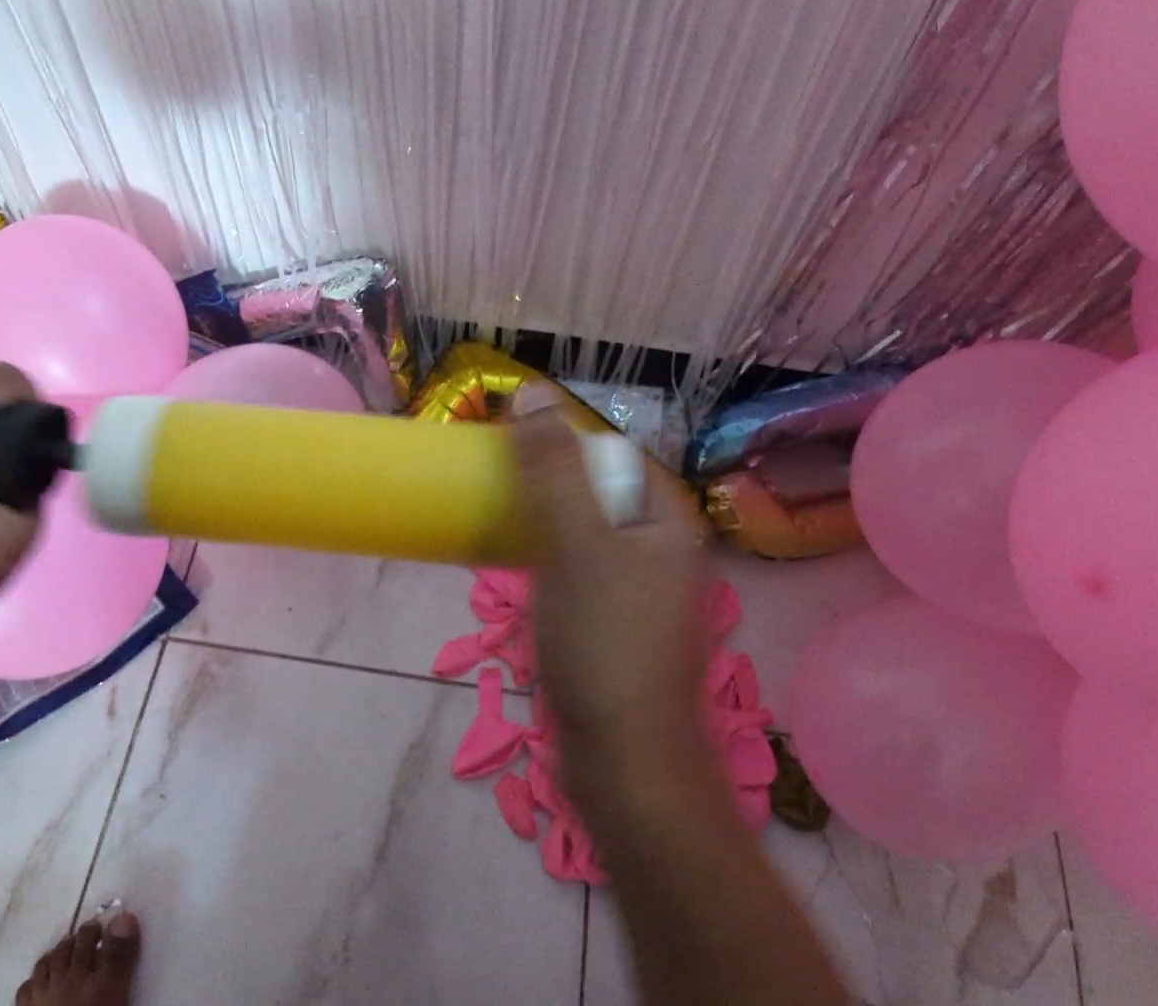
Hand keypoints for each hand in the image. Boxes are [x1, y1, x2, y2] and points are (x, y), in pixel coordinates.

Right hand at [513, 408, 711, 755]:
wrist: (624, 761)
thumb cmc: (605, 645)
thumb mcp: (576, 546)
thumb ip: (554, 470)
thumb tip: (531, 396)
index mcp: (668, 520)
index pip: (613, 453)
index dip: (561, 442)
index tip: (506, 445)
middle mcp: (662, 550)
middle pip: (596, 493)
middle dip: (544, 482)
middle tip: (489, 482)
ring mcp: (639, 593)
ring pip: (582, 535)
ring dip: (539, 523)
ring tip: (491, 519)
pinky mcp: (613, 628)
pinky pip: (575, 574)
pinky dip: (543, 563)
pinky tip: (511, 570)